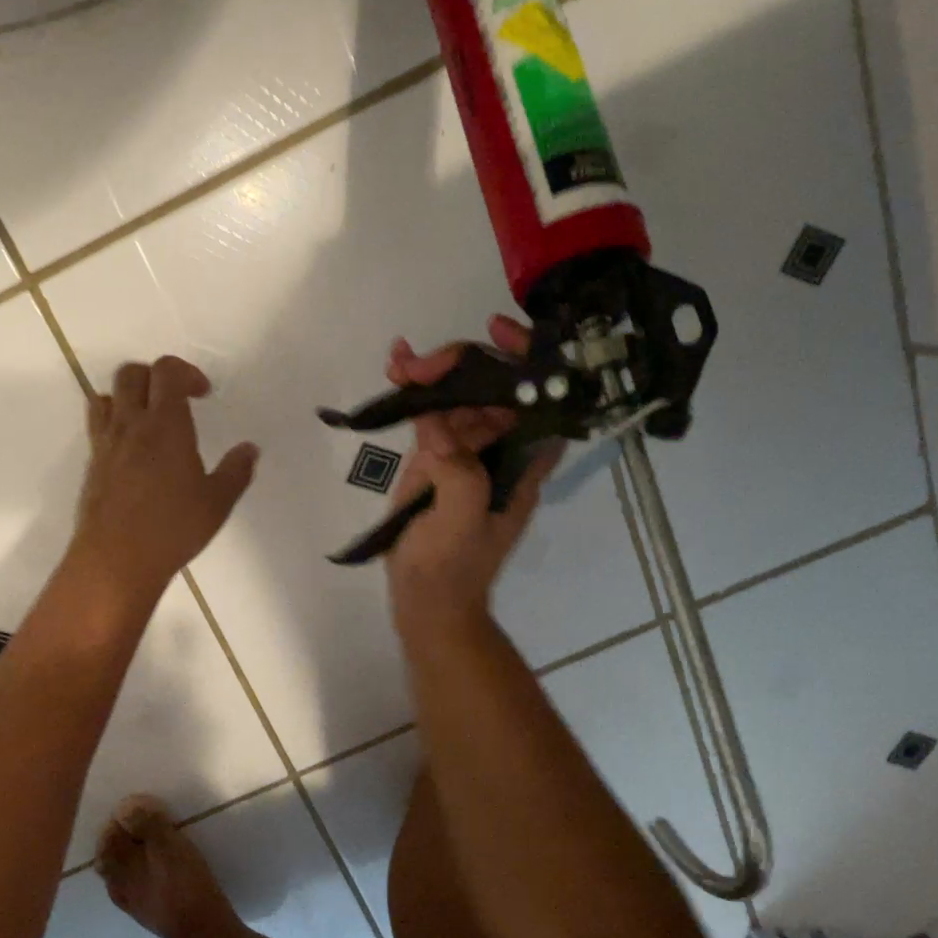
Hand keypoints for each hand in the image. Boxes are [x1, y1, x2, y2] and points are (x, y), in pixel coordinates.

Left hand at [69, 356, 258, 599]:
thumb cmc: (172, 529)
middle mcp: (131, 425)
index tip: (203, 394)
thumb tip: (250, 449)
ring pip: (108, 395)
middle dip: (156, 377)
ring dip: (130, 396)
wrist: (115, 559)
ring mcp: (106, 444)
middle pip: (132, 373)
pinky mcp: (92, 464)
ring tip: (150, 421)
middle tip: (177, 401)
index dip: (187, 372)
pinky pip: (98, 425)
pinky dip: (115, 422)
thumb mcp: (217, 503)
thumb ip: (236, 471)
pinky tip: (133, 450)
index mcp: (165, 425)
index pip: (167, 371)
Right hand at [383, 315, 560, 642]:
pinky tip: (396, 368)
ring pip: (458, 394)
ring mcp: (466, 449)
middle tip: (422, 364)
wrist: (426, 603)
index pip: (541, 395)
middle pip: (494, 385)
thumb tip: (437, 423)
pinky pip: (429, 415)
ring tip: (400, 362)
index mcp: (524, 459)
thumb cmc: (453, 569)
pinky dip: (414, 390)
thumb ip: (458, 473)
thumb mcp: (462, 523)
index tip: (497, 334)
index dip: (527, 357)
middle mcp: (502, 446)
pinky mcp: (434, 457)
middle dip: (462, 364)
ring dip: (432, 371)